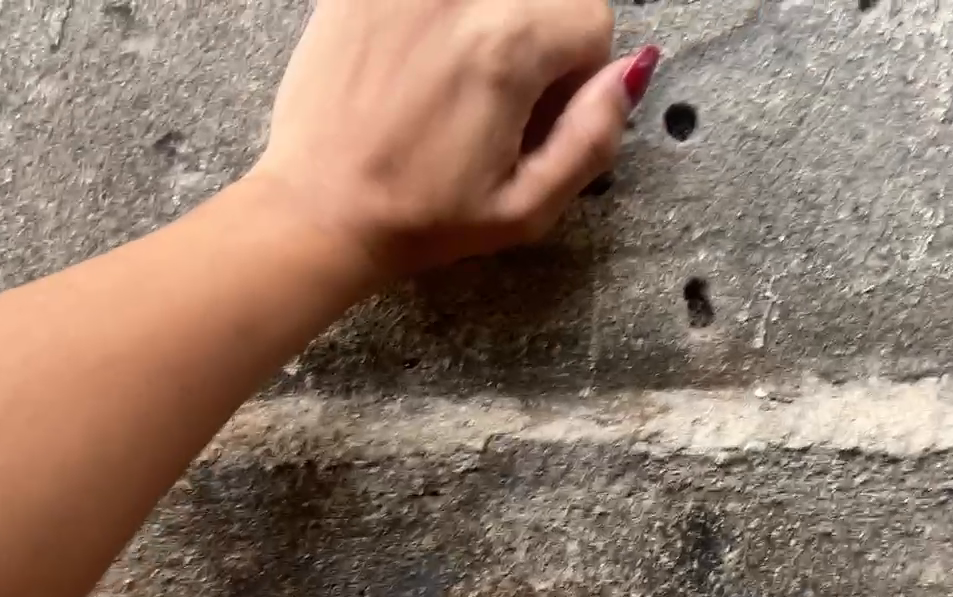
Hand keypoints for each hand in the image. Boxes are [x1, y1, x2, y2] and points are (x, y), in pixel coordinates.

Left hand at [249, 0, 658, 278]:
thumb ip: (591, 140)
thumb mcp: (523, 210)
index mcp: (508, 45)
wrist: (321, 209)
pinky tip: (417, 67)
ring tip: (452, 85)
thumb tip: (631, 75)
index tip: (538, 116)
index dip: (576, 78)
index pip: (591, 19)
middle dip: (539, 44)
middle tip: (494, 104)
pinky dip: (441, 19)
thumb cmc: (420, 221)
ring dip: (492, 27)